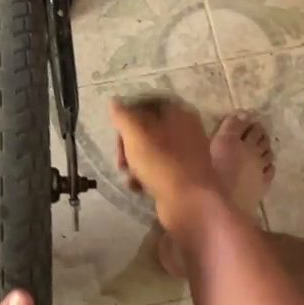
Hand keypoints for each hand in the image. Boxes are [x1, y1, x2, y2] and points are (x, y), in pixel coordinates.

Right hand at [110, 96, 223, 223]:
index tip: (117, 132)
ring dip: (135, 162)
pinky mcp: (184, 176)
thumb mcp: (136, 135)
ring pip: (152, 151)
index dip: (129, 116)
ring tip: (127, 175)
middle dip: (129, 143)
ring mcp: (186, 154)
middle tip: (120, 159)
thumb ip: (123, 116)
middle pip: (148, 129)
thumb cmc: (162, 162)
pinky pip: (159, 169)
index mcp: (179, 113)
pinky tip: (137, 186)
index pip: (148, 104)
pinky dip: (146, 175)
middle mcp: (187, 130)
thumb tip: (114, 101)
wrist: (189, 202)